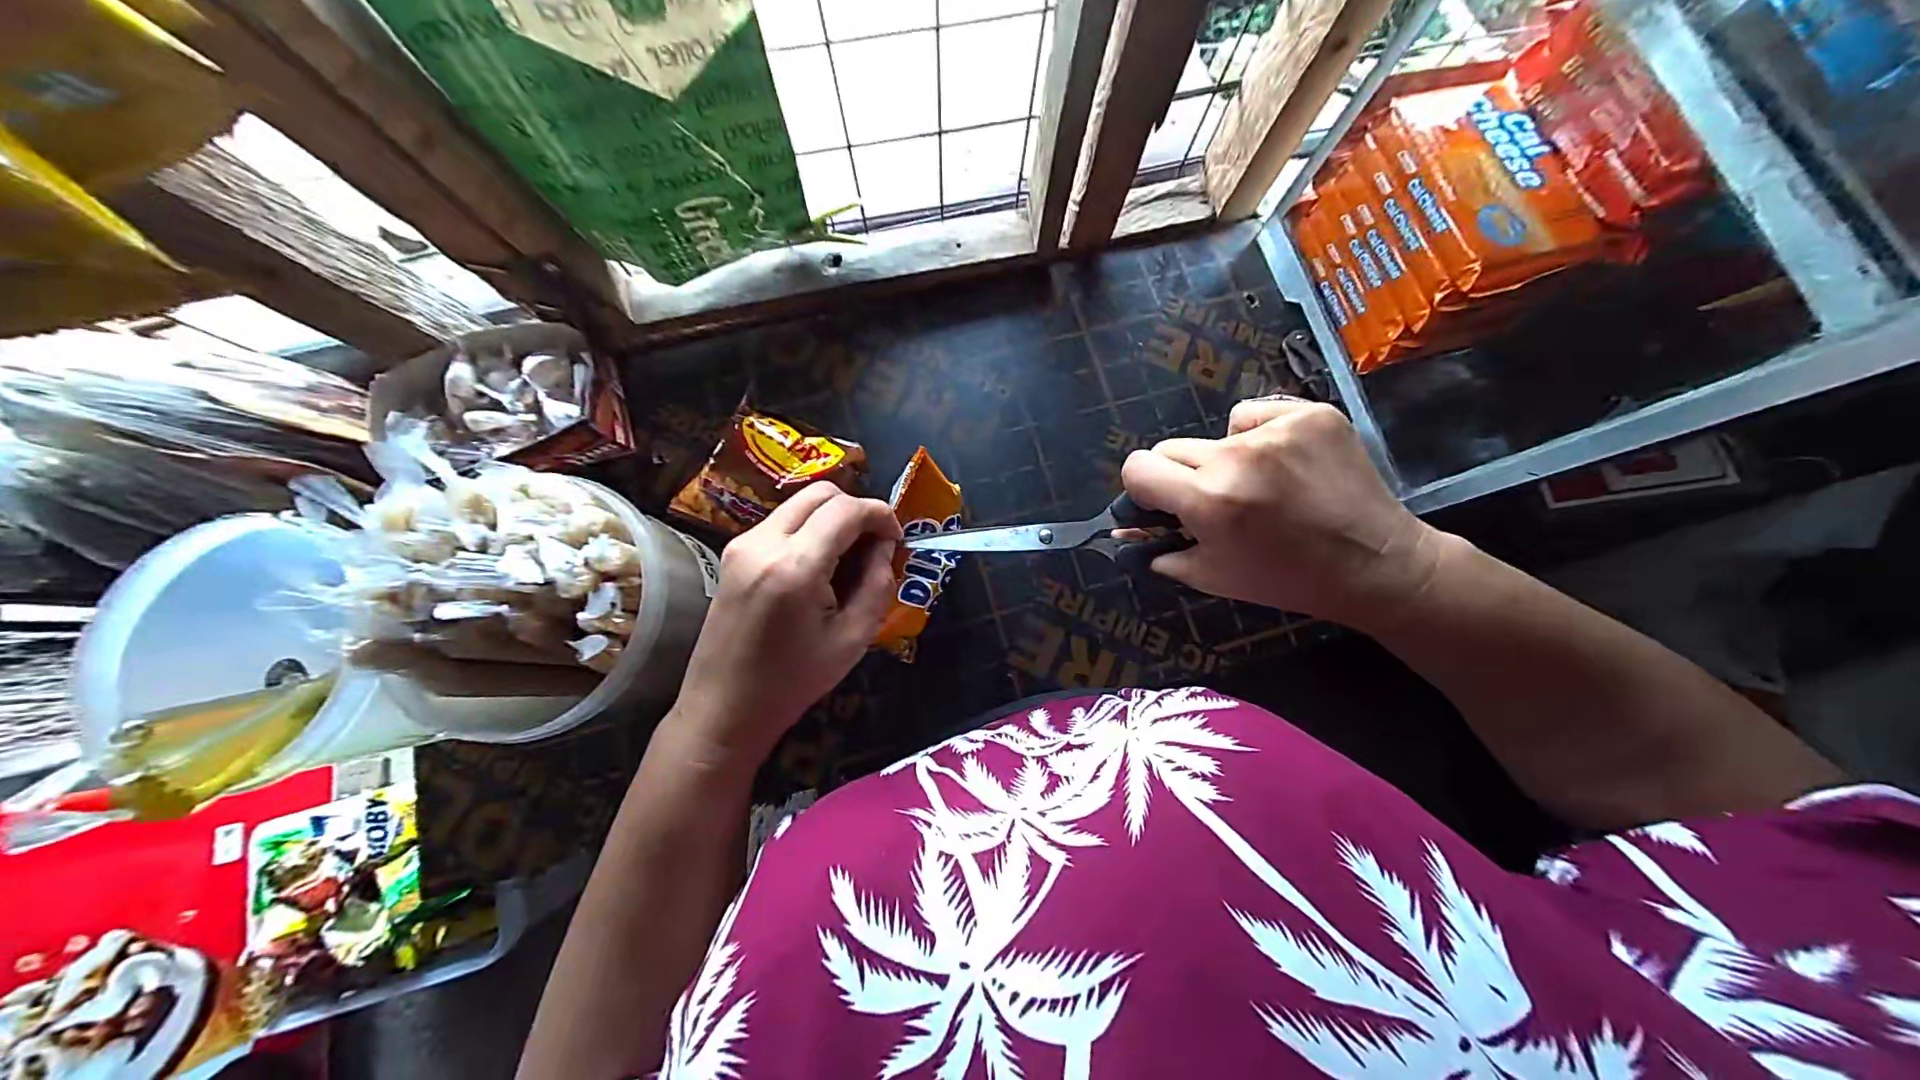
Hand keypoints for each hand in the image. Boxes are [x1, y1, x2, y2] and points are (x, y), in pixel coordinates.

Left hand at [669, 482, 901, 764]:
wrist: (724, 707)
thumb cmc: (792, 682)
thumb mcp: (853, 639)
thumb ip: (877, 584)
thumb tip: (884, 547)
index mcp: (794, 566)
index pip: (847, 510)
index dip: (881, 515)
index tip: (897, 540)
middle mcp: (762, 542)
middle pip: (821, 493)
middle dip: (857, 509)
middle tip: (876, 545)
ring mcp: (742, 544)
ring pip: (800, 504)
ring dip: (833, 518)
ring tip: (850, 558)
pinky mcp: (733, 553)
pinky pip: (782, 522)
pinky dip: (810, 529)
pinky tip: (821, 566)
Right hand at [1119, 398, 1445, 626]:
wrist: (1375, 565)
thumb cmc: (1286, 579)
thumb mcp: (1211, 576)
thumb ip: (1159, 550)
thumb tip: (1126, 528)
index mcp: (1208, 500)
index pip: (1137, 467)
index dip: (1142, 487)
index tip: (1161, 502)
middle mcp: (1236, 457)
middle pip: (1171, 448)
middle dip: (1181, 475)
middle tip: (1213, 500)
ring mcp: (1276, 430)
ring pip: (1217, 433)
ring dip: (1224, 456)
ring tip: (1261, 485)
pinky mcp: (1310, 413)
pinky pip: (1257, 415)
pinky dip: (1261, 437)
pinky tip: (1287, 464)